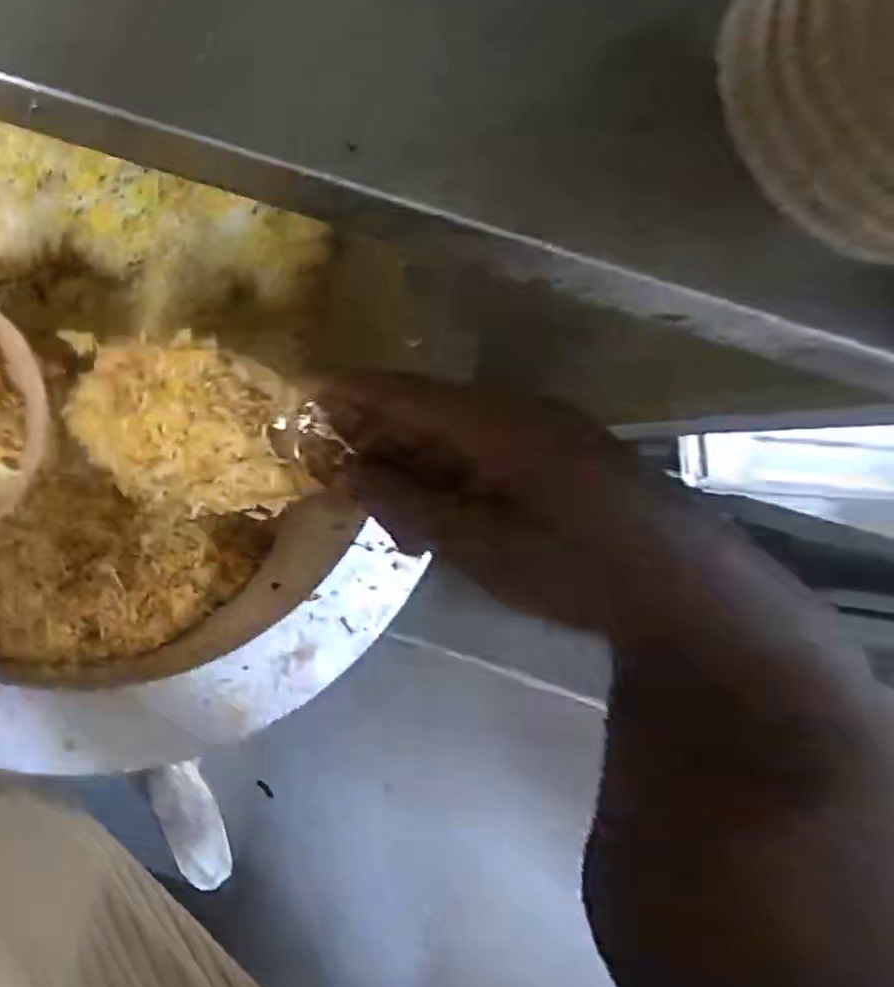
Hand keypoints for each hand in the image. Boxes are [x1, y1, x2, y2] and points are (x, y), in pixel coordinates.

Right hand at [312, 371, 722, 637]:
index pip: (400, 392)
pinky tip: (428, 523)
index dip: (345, 389)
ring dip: (403, 470)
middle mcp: (516, 416)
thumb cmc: (568, 565)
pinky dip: (438, 481)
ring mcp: (540, 437)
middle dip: (368, 441)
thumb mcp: (465, 539)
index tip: (296, 387)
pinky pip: (474, 456)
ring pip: (444, 439)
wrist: (690, 599)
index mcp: (494, 423)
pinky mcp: (554, 460)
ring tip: (387, 522)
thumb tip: (343, 471)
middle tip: (329, 476)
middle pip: (418, 413)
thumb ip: (397, 499)